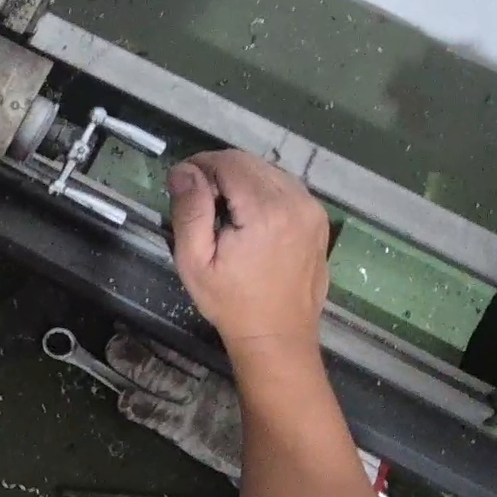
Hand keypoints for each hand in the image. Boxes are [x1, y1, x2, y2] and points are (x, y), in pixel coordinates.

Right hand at [166, 150, 329, 352]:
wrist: (277, 334)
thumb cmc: (229, 301)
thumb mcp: (194, 261)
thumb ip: (189, 211)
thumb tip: (183, 171)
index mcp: (265, 211)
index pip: (229, 162)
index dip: (199, 165)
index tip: (179, 184)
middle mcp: (296, 201)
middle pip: (250, 162)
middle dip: (217, 170)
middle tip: (194, 198)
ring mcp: (312, 209)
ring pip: (268, 170)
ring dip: (238, 178)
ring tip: (217, 208)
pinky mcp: (317, 218)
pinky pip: (284, 186)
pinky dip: (258, 189)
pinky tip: (243, 216)